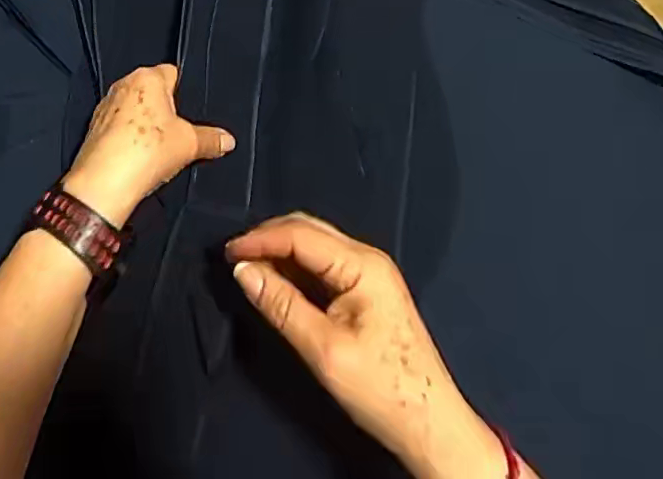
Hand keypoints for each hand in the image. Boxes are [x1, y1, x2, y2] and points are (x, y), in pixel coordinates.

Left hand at [60, 65, 233, 227]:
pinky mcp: (96, 126)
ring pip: (135, 110)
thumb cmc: (144, 151)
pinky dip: (131, 137)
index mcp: (146, 77)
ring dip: (147, 125)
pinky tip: (141, 156)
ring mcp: (106, 106)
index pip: (172, 72)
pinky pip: (120, 126)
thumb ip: (211, 138)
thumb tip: (226, 139)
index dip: (186, 90)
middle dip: (167, 110)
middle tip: (181, 133)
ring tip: (161, 148)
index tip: (194, 107)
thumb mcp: (189, 144)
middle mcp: (123, 85)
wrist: (106, 180)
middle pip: (153, 92)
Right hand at [225, 214, 509, 478]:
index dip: (258, 239)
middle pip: (304, 229)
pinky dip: (290, 266)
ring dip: (276, 252)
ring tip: (247, 269)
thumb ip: (280, 305)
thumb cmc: (384, 392)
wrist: (436, 433)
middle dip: (265, 239)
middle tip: (233, 258)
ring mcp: (367, 272)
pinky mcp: (363, 289)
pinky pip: (317, 263)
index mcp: (362, 266)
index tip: (227, 253)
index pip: (298, 234)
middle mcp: (366, 259)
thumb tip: (241, 269)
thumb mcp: (324, 350)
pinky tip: (273, 281)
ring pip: (309, 243)